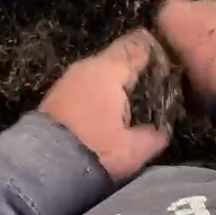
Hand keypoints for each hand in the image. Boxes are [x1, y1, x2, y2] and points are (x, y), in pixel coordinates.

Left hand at [39, 29, 170, 180]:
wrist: (43, 169)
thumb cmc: (95, 152)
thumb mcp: (134, 150)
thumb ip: (155, 135)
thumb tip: (161, 130)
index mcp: (110, 70)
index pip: (140, 44)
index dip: (159, 52)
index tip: (172, 69)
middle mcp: (88, 66)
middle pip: (120, 56)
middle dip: (138, 71)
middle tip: (156, 91)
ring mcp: (68, 79)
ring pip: (101, 71)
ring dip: (116, 84)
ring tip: (131, 107)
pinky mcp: (55, 95)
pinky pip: (86, 85)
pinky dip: (99, 94)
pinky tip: (105, 115)